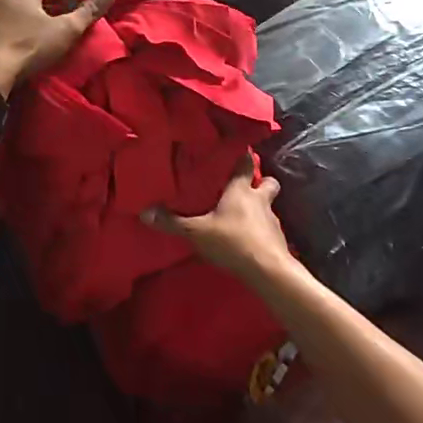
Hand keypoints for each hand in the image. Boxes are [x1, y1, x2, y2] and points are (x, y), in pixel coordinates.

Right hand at [143, 160, 297, 284]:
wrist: (267, 270)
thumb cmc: (232, 241)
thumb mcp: (196, 232)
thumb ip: (172, 222)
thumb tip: (145, 211)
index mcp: (242, 190)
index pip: (246, 162)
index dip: (242, 155)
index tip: (235, 151)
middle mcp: (260, 200)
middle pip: (268, 182)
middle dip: (259, 182)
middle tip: (243, 187)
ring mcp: (272, 219)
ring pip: (268, 205)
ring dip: (258, 208)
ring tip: (240, 215)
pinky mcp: (277, 239)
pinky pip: (268, 227)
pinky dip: (259, 229)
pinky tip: (247, 238)